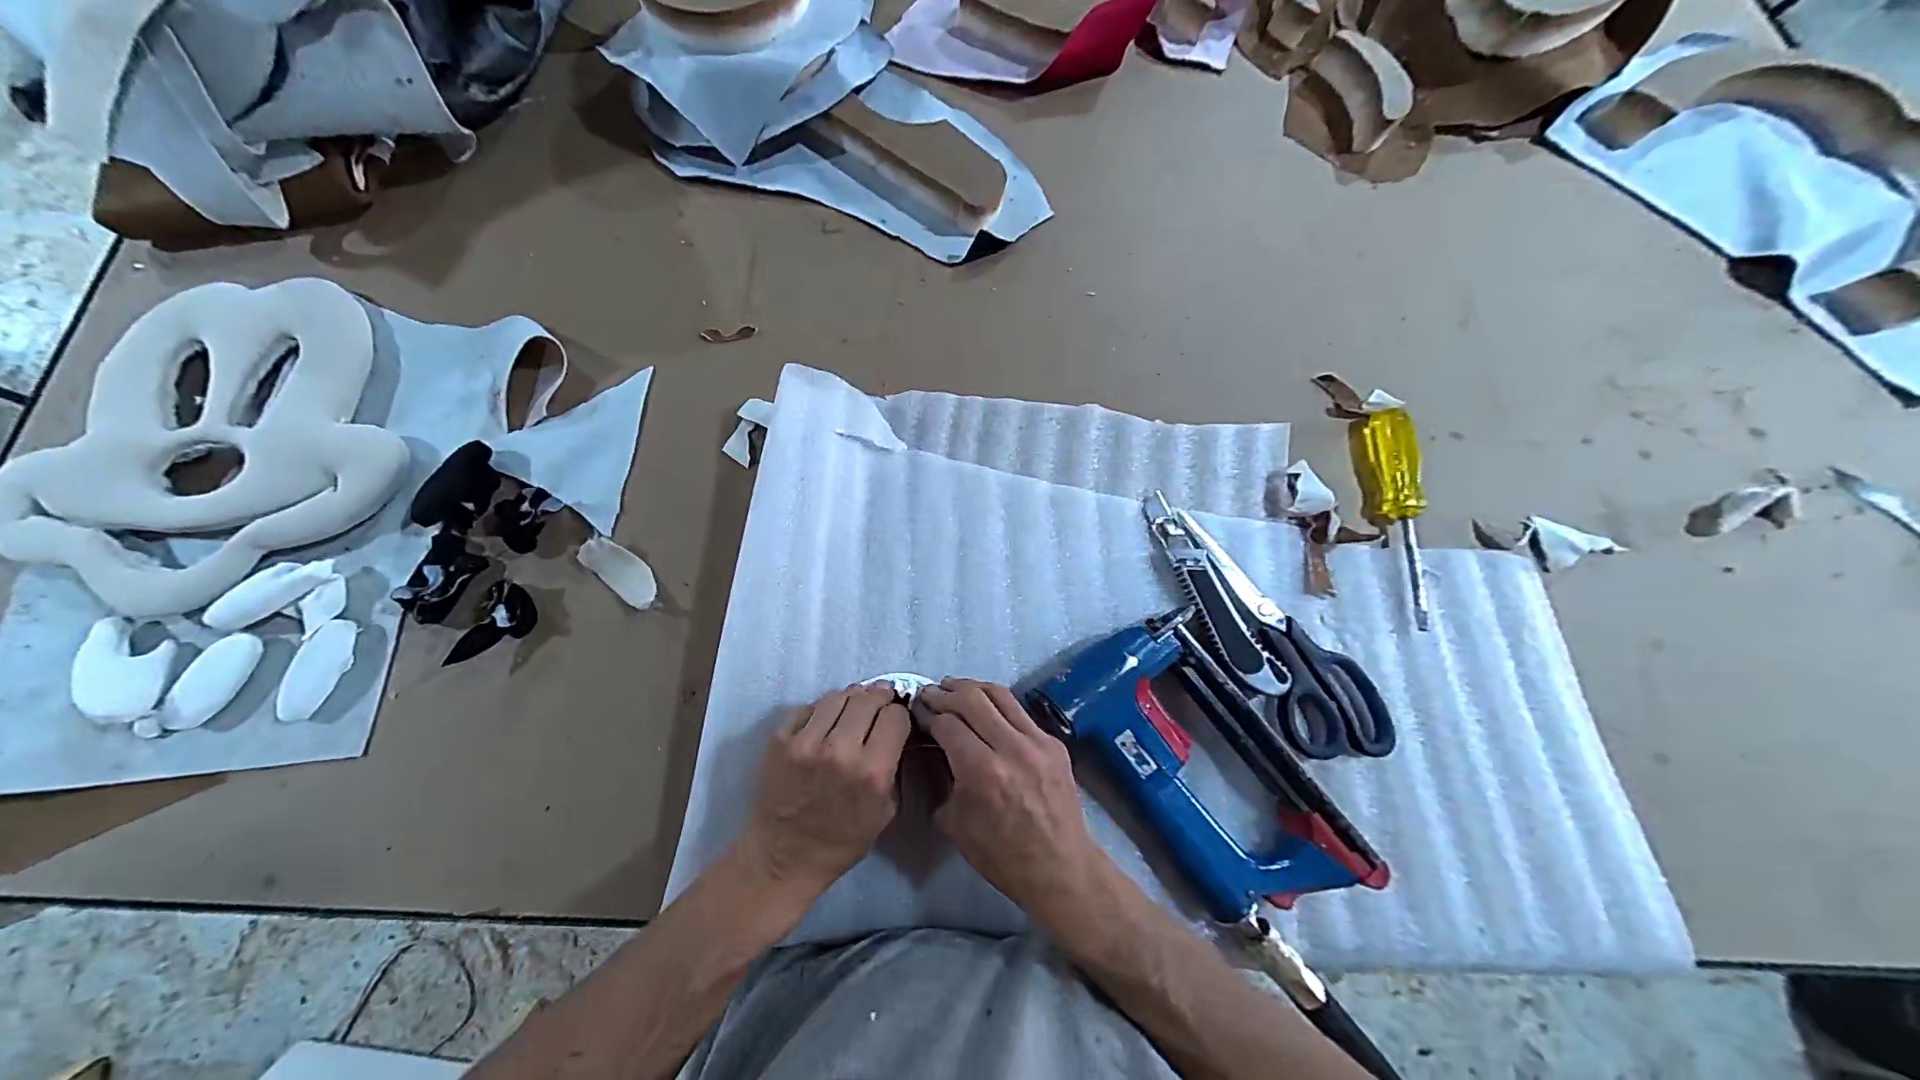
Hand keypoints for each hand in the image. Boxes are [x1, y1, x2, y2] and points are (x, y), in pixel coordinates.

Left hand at [737, 684, 910, 898]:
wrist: (784, 856)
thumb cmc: (842, 840)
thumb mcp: (887, 810)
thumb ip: (895, 765)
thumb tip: (898, 729)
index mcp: (872, 772)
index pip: (895, 716)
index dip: (899, 715)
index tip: (896, 720)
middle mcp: (840, 751)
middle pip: (868, 699)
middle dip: (879, 699)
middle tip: (880, 702)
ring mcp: (806, 743)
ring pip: (838, 696)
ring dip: (852, 698)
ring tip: (855, 706)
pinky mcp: (780, 740)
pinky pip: (808, 707)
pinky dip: (823, 709)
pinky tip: (827, 720)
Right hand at [917, 679, 1111, 926]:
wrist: (1059, 868)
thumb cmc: (1001, 855)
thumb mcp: (953, 823)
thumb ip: (939, 779)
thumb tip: (928, 748)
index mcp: (982, 772)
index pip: (947, 724)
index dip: (927, 713)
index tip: (916, 709)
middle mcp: (1011, 748)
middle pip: (971, 699)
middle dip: (944, 693)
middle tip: (929, 693)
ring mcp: (1038, 742)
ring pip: (999, 695)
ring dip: (971, 687)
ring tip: (953, 686)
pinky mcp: (1054, 743)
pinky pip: (1020, 711)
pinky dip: (996, 702)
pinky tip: (984, 705)